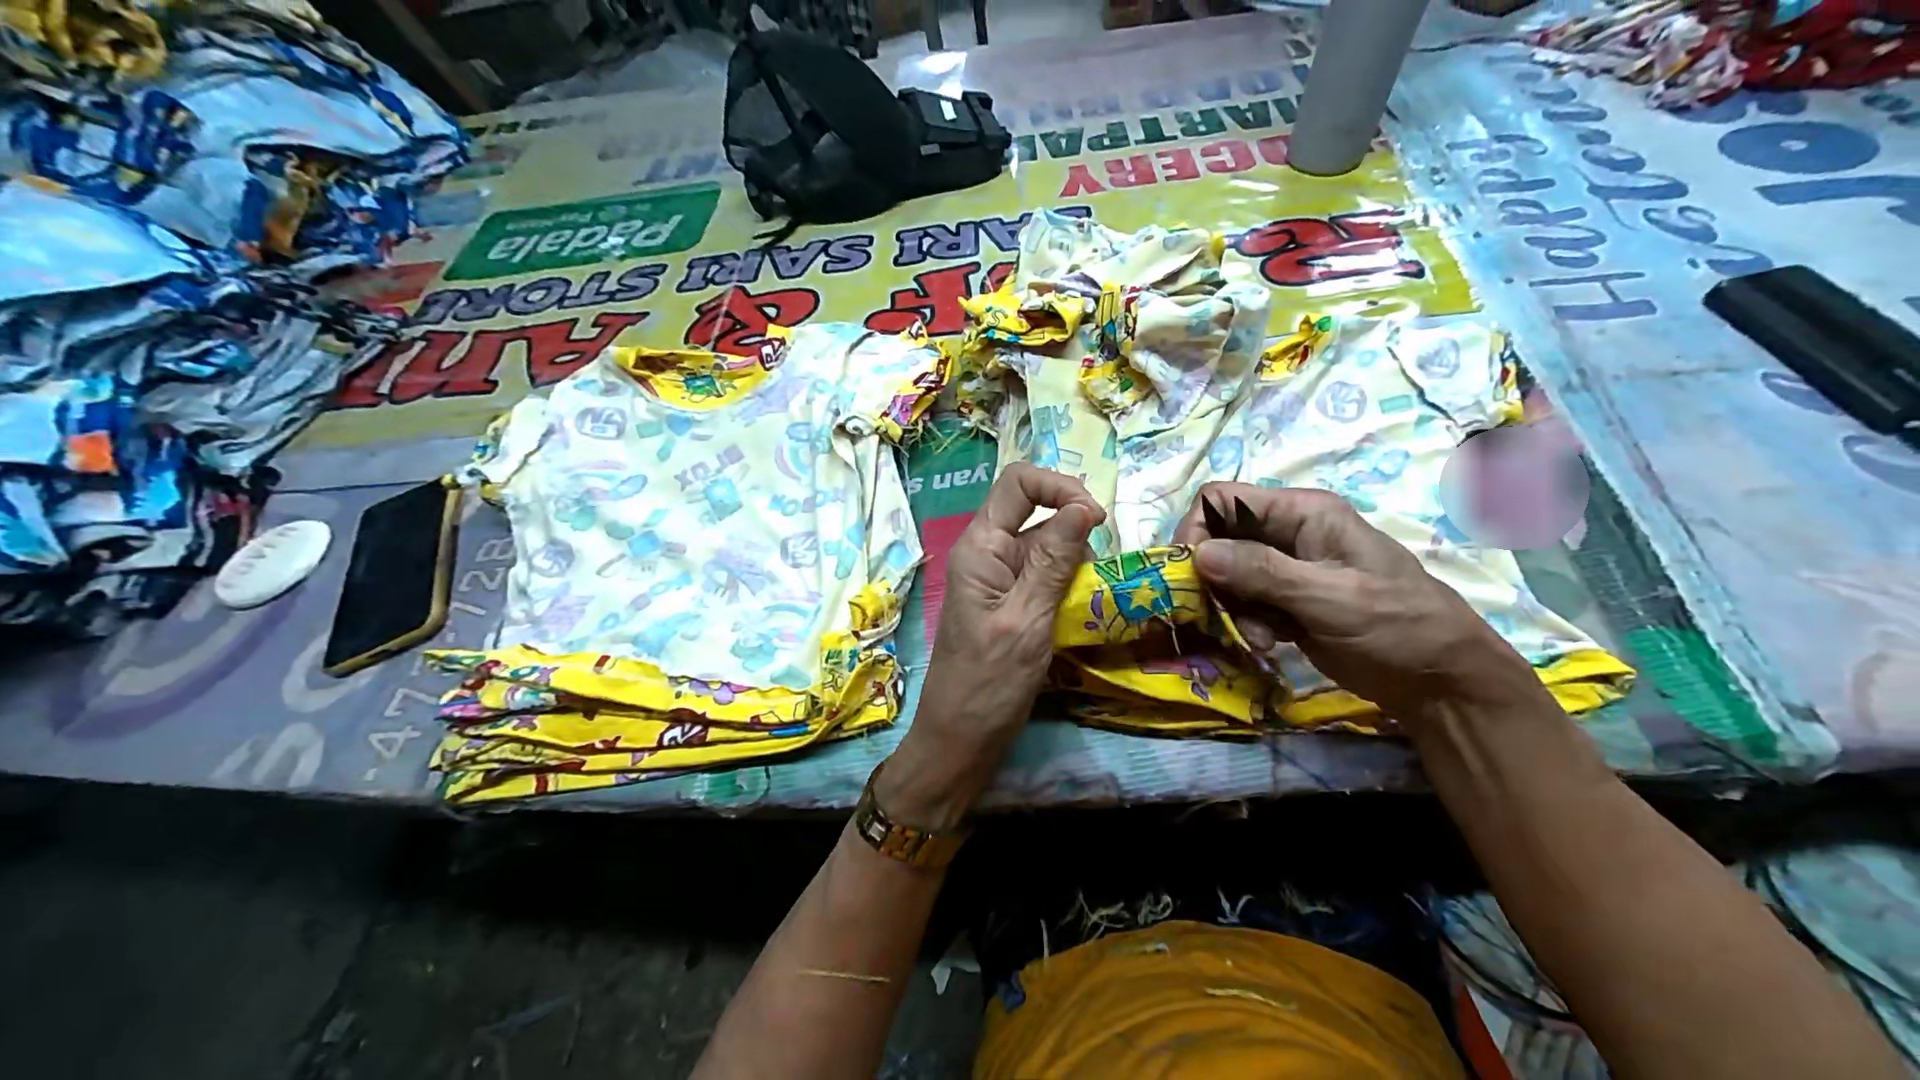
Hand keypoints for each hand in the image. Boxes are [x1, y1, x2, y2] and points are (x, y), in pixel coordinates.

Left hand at [880, 465, 1103, 827]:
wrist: (961, 740)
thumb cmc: (989, 683)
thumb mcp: (1027, 618)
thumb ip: (1054, 560)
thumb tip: (1085, 506)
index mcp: (981, 546)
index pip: (1018, 482)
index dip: (1060, 487)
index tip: (1096, 520)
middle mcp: (989, 553)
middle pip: (1039, 513)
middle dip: (1076, 535)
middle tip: (1094, 578)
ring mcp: (1000, 579)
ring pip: (1050, 547)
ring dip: (1077, 566)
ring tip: (1086, 605)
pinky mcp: (1013, 603)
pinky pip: (1047, 577)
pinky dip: (1070, 588)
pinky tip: (1080, 615)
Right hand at [1174, 483, 1545, 725]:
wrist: (1440, 681)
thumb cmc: (1396, 625)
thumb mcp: (1329, 597)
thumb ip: (1262, 572)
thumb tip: (1197, 553)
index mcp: (1303, 513)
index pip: (1223, 500)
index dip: (1198, 529)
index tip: (1191, 573)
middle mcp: (1288, 533)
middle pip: (1219, 539)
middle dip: (1216, 579)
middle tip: (1228, 614)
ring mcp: (1286, 569)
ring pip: (1226, 576)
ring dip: (1232, 608)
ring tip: (1259, 637)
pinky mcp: (1285, 602)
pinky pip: (1243, 603)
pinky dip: (1246, 624)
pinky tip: (1269, 645)